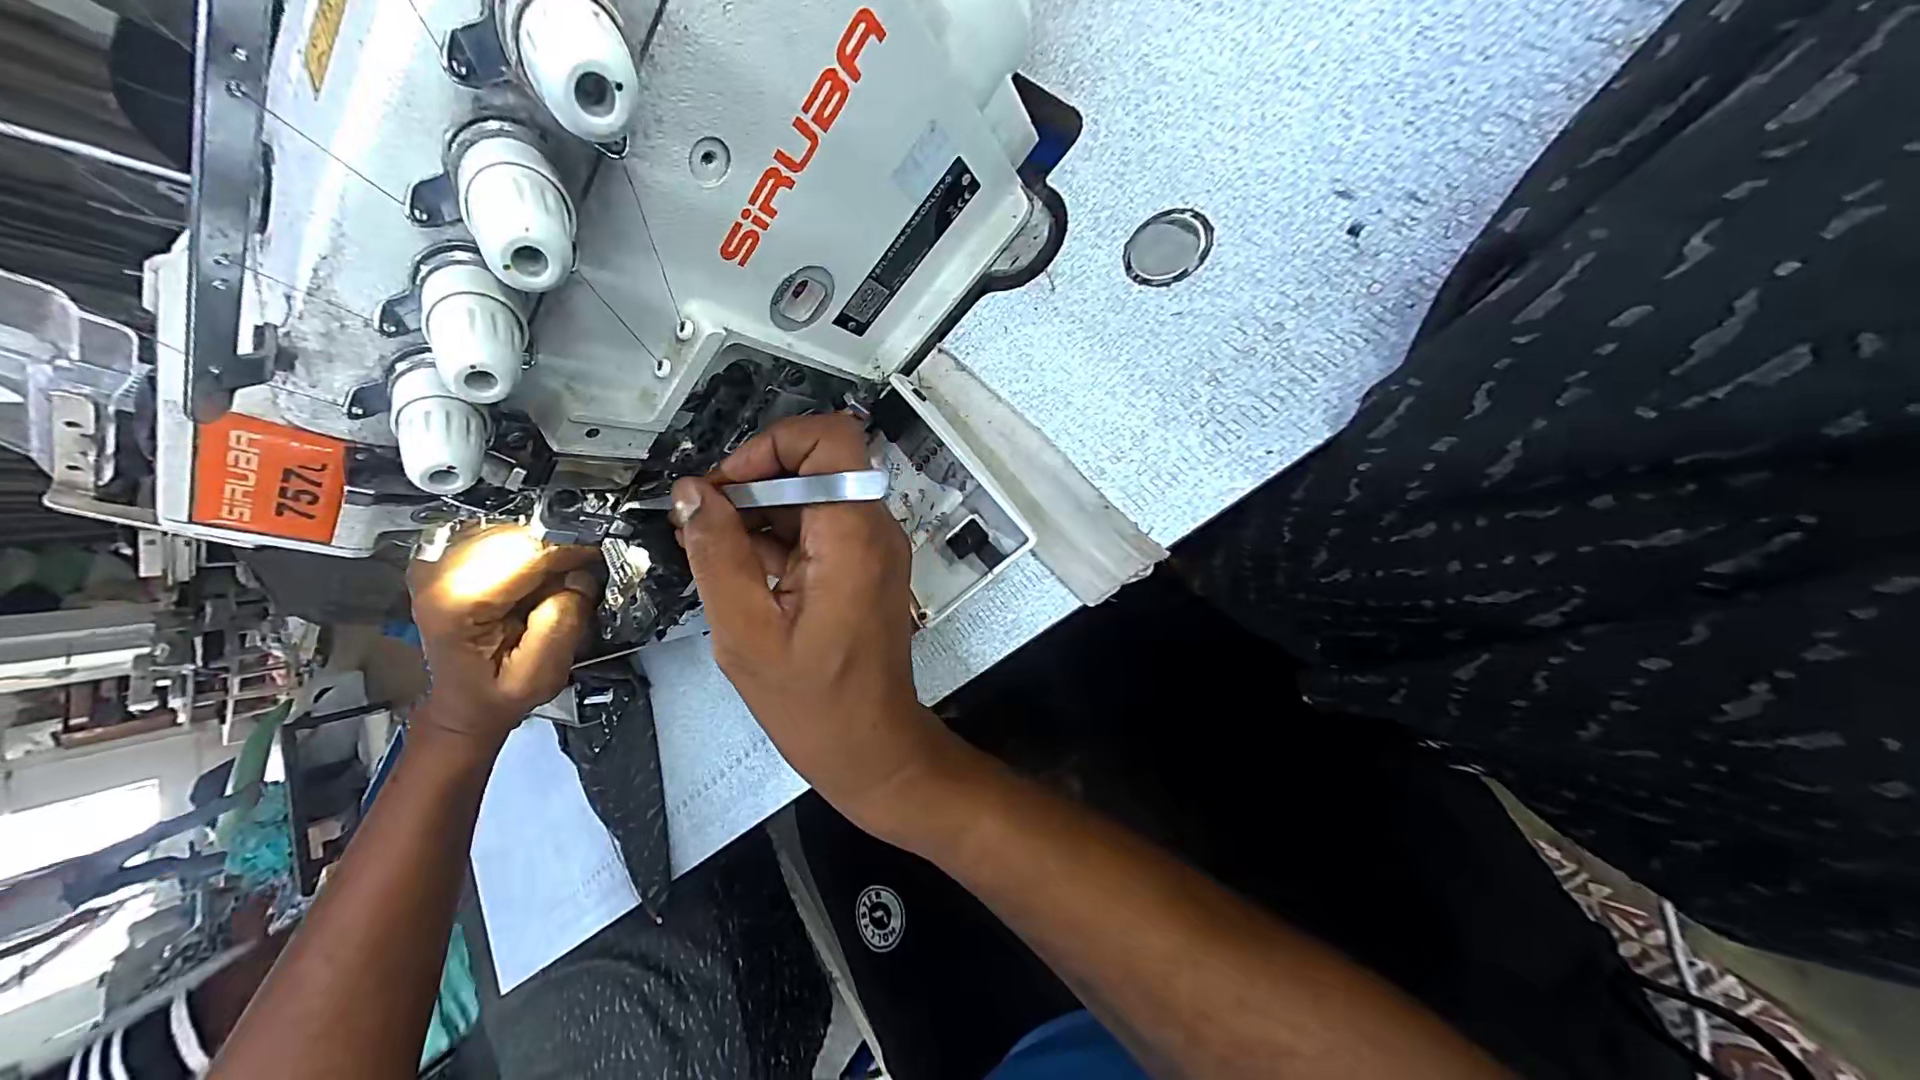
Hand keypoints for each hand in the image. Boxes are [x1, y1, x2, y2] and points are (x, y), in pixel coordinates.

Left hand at [406, 526, 597, 749]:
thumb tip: (579, 581)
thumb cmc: (495, 694)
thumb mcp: (539, 675)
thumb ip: (562, 625)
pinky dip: (526, 547)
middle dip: (557, 548)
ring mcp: (436, 564)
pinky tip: (533, 574)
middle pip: (518, 534)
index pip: (527, 551)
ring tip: (555, 579)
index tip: (597, 557)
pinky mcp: (445, 560)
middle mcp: (437, 576)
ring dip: (543, 547)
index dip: (569, 551)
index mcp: (456, 603)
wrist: (463, 702)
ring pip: (511, 529)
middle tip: (580, 574)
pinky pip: (499, 534)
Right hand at [672, 414, 962, 830]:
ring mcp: (873, 548)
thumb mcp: (746, 632)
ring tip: (715, 553)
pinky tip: (741, 572)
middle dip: (753, 482)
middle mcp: (874, 531)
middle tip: (705, 522)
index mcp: (853, 537)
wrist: (871, 745)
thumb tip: (692, 493)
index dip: (772, 445)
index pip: (830, 437)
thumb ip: (717, 553)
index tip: (727, 486)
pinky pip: (819, 526)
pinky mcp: (865, 566)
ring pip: (812, 494)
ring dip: (759, 512)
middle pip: (816, 464)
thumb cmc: (816, 705)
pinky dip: (778, 536)